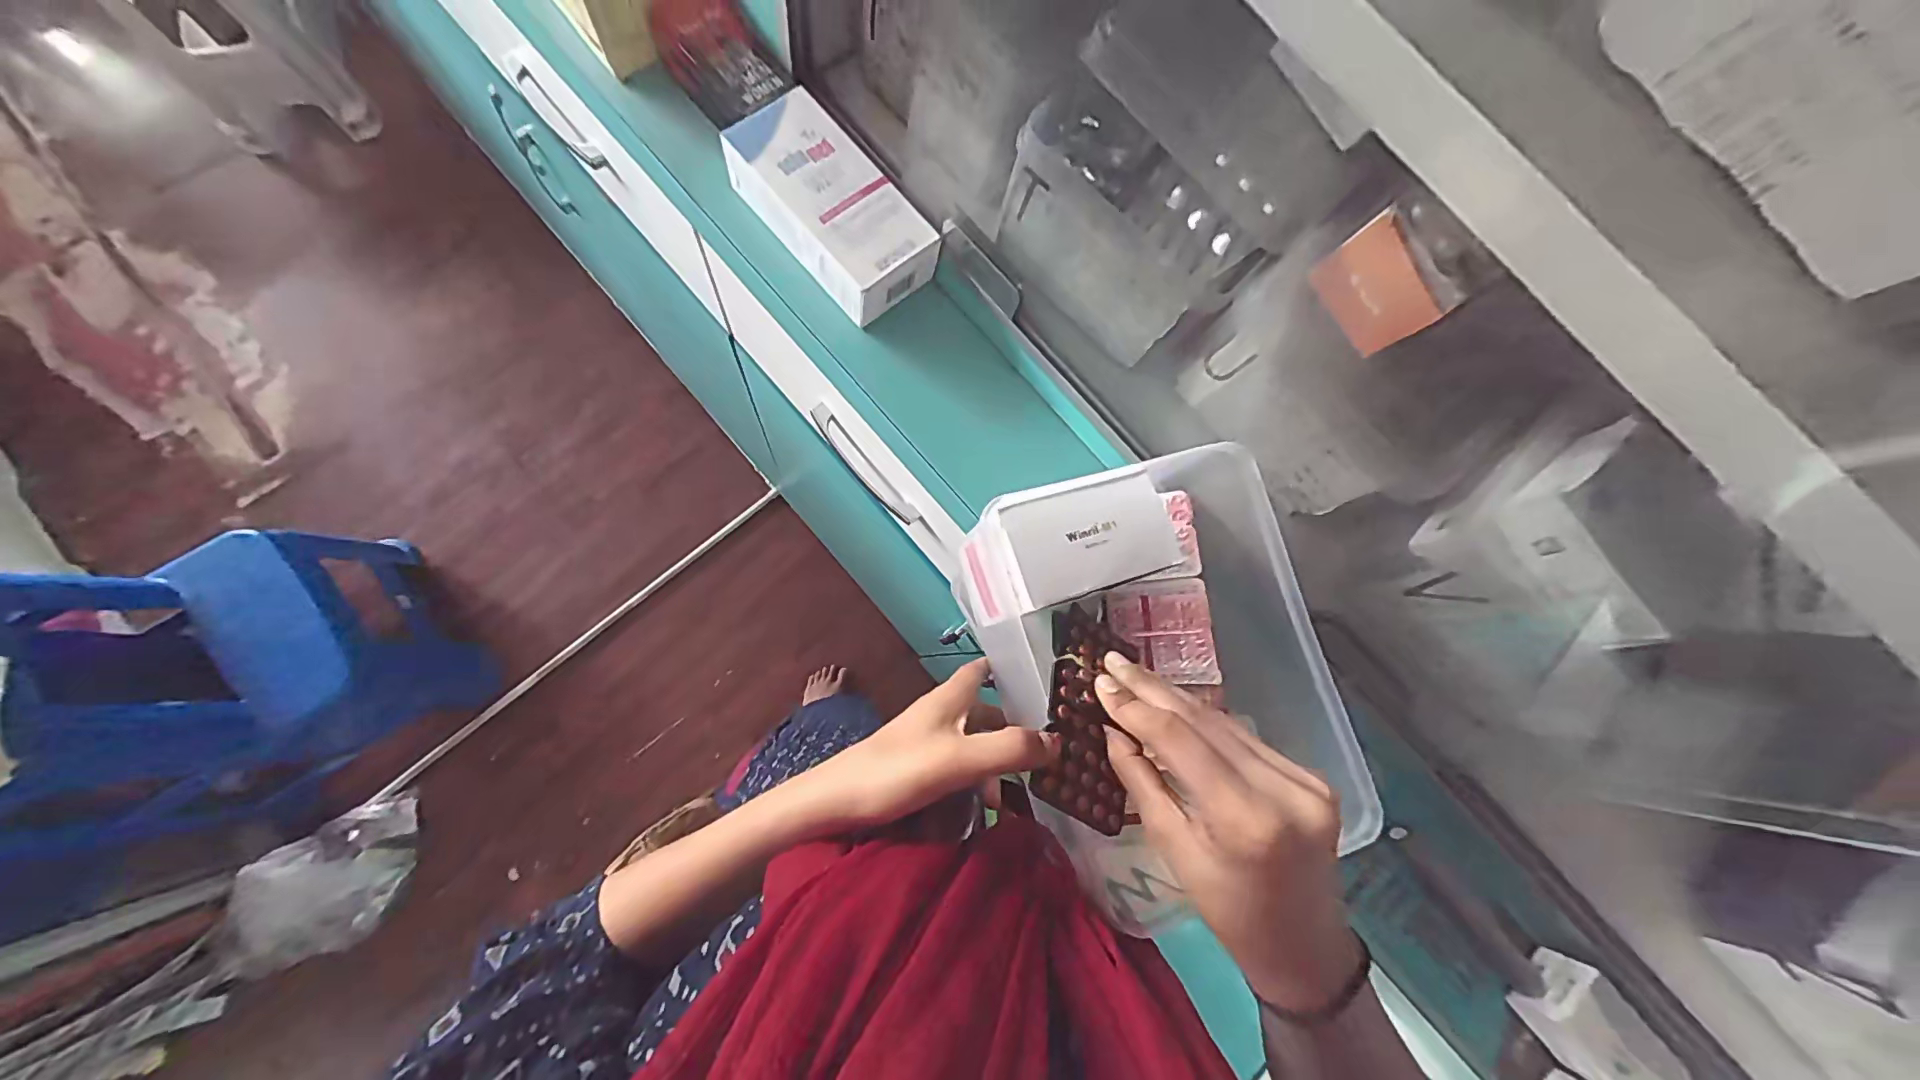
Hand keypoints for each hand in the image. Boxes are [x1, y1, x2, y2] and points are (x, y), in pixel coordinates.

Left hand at [791, 659, 1056, 833]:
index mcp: (950, 699)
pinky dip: (976, 781)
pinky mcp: (915, 768)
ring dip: (996, 763)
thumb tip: (1057, 743)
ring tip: (1019, 795)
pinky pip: (957, 767)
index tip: (1044, 682)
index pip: (983, 670)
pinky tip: (985, 808)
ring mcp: (926, 741)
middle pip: (985, 712)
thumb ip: (1010, 749)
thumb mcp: (959, 759)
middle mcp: (939, 714)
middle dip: (1015, 731)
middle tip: (1048, 757)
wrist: (832, 804)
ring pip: (973, 743)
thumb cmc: (896, 771)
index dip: (1011, 669)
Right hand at [1096, 653, 1362, 1012]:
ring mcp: (1304, 779)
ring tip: (1137, 677)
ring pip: (1225, 724)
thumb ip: (1141, 783)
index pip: (1179, 740)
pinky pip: (1245, 739)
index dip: (1135, 708)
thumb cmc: (1228, 910)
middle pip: (1204, 721)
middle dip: (1153, 689)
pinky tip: (1176, 707)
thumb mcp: (1173, 850)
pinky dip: (1206, 722)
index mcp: (1244, 817)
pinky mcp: (1311, 777)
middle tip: (1114, 663)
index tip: (1101, 683)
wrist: (1305, 947)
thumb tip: (1113, 731)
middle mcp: (1282, 788)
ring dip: (1177, 699)